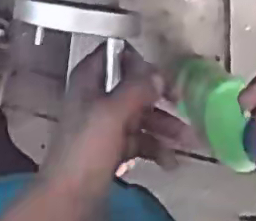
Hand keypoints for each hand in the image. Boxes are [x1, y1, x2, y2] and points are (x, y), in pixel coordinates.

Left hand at [44, 44, 190, 193]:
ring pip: (138, 116)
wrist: (68, 201)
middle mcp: (96, 97)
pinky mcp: (110, 151)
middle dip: (158, 97)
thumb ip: (135, 90)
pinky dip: (154, 148)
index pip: (114, 53)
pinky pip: (137, 142)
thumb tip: (158, 73)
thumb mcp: (111, 114)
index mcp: (89, 79)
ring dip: (163, 125)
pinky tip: (170, 162)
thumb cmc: (86, 149)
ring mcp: (103, 125)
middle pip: (131, 87)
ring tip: (187, 140)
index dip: (138, 59)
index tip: (163, 71)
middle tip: (182, 103)